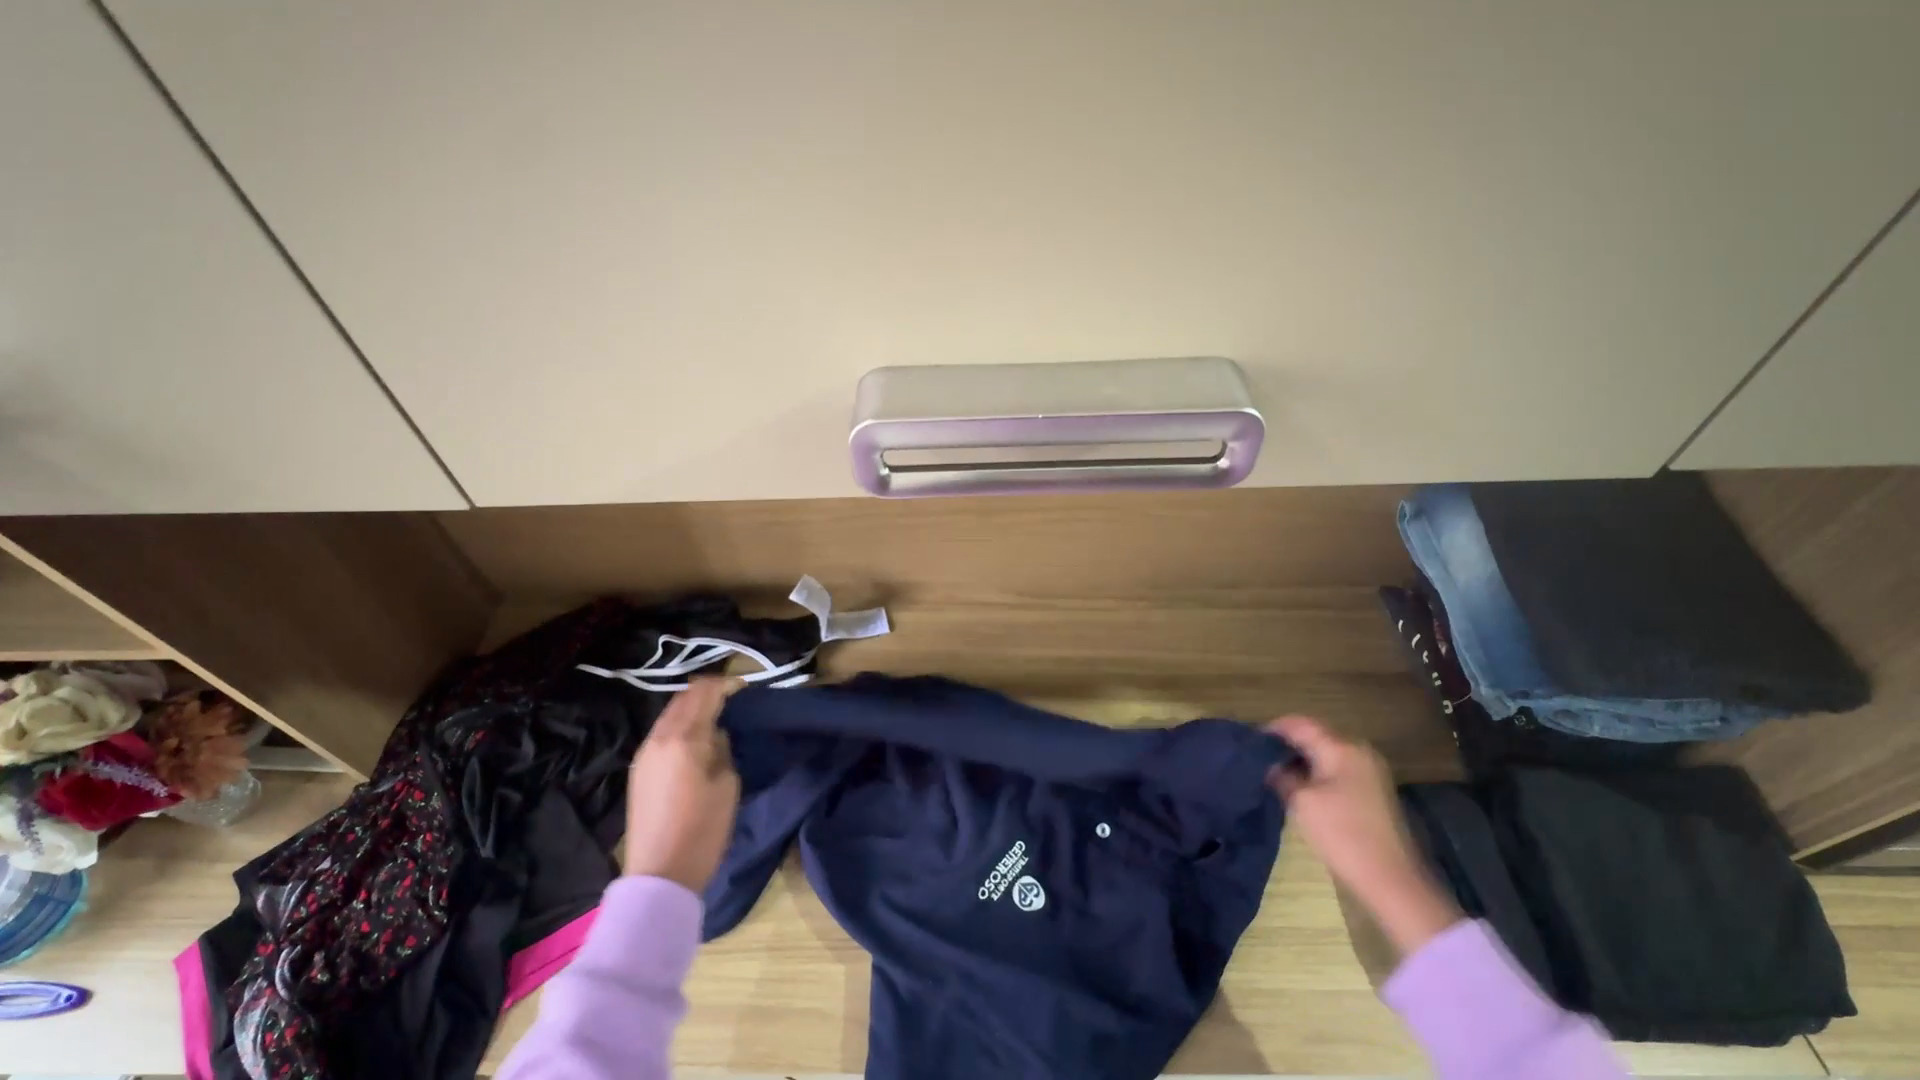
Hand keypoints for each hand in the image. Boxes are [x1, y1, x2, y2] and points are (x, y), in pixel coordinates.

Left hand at [624, 677, 742, 893]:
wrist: (661, 874)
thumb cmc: (703, 829)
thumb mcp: (728, 784)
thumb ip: (722, 749)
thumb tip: (716, 734)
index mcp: (684, 738)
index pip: (705, 693)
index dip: (727, 685)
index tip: (746, 689)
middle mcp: (659, 737)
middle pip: (683, 698)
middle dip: (708, 692)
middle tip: (733, 699)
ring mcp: (644, 753)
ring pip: (670, 714)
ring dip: (692, 708)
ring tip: (716, 717)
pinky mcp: (639, 770)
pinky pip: (662, 733)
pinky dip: (680, 726)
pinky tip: (695, 740)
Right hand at [1267, 714, 1461, 955]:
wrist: (1389, 878)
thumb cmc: (1342, 834)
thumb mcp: (1302, 802)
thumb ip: (1281, 775)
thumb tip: (1268, 764)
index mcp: (1342, 748)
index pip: (1301, 724)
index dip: (1273, 729)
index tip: (1248, 742)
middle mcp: (1358, 751)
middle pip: (1315, 735)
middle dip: (1286, 744)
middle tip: (1257, 759)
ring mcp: (1368, 771)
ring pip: (1326, 753)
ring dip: (1300, 760)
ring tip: (1272, 773)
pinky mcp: (1371, 790)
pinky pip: (1336, 769)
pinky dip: (1315, 772)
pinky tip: (1298, 787)